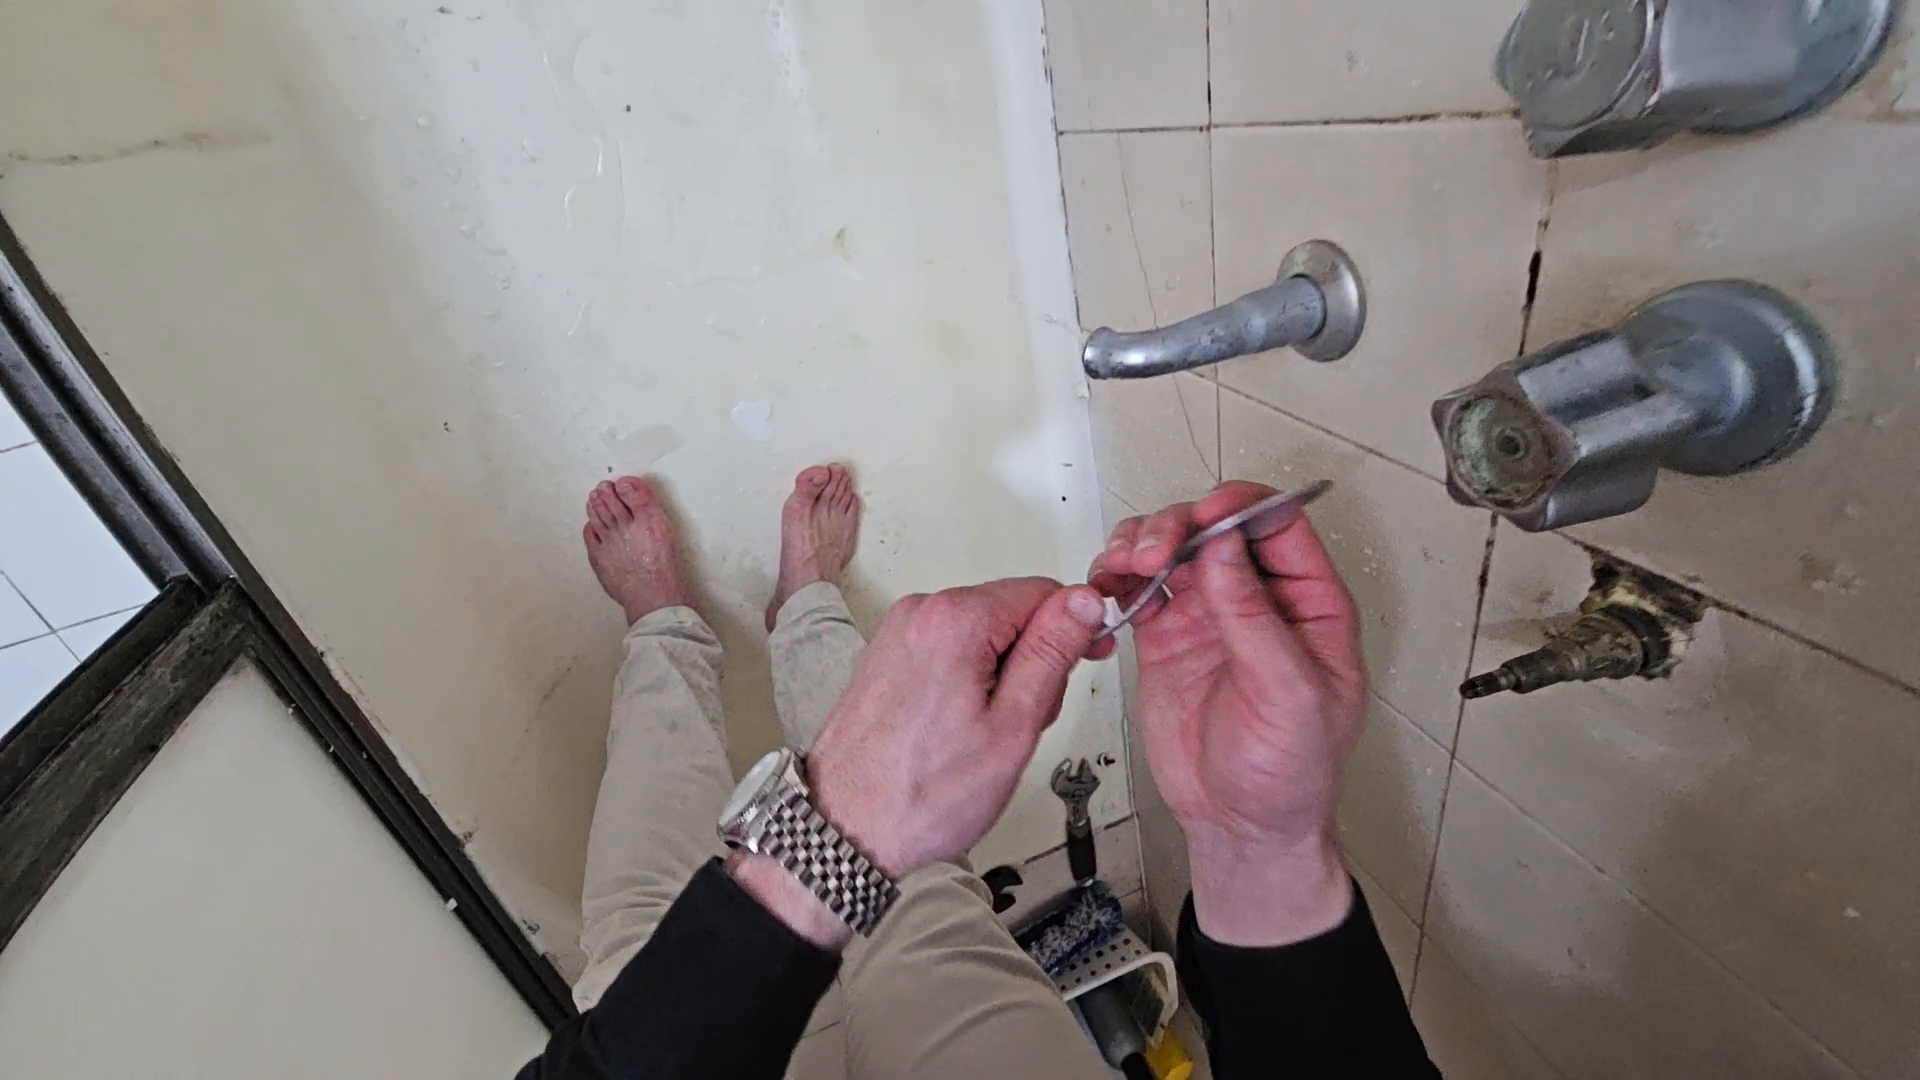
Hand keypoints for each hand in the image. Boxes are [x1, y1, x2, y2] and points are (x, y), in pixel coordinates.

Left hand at [806, 578, 1109, 880]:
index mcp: (955, 620)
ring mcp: (900, 631)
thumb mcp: (1013, 725)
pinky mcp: (890, 652)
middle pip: (1011, 611)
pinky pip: (952, 646)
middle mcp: (921, 612)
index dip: (1073, 627)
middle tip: (1023, 719)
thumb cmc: (922, 793)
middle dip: (1033, 659)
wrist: (844, 826)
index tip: (1084, 659)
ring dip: (1003, 673)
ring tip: (987, 731)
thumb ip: (1052, 652)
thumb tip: (1083, 601)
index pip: (1042, 592)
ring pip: (984, 632)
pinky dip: (971, 678)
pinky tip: (962, 724)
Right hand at [1092, 482, 1366, 945]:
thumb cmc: (1287, 772)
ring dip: (1139, 544)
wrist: (1237, 823)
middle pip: (1210, 528)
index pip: (1276, 527)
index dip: (1239, 509)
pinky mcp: (1164, 635)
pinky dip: (1116, 577)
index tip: (1206, 515)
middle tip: (1150, 554)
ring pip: (1168, 548)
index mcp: (1306, 604)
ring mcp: (1205, 614)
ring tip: (1121, 568)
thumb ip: (1253, 618)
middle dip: (1175, 527)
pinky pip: (1137, 587)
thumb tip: (1221, 548)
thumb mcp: (1288, 696)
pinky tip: (1108, 588)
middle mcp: (1254, 598)